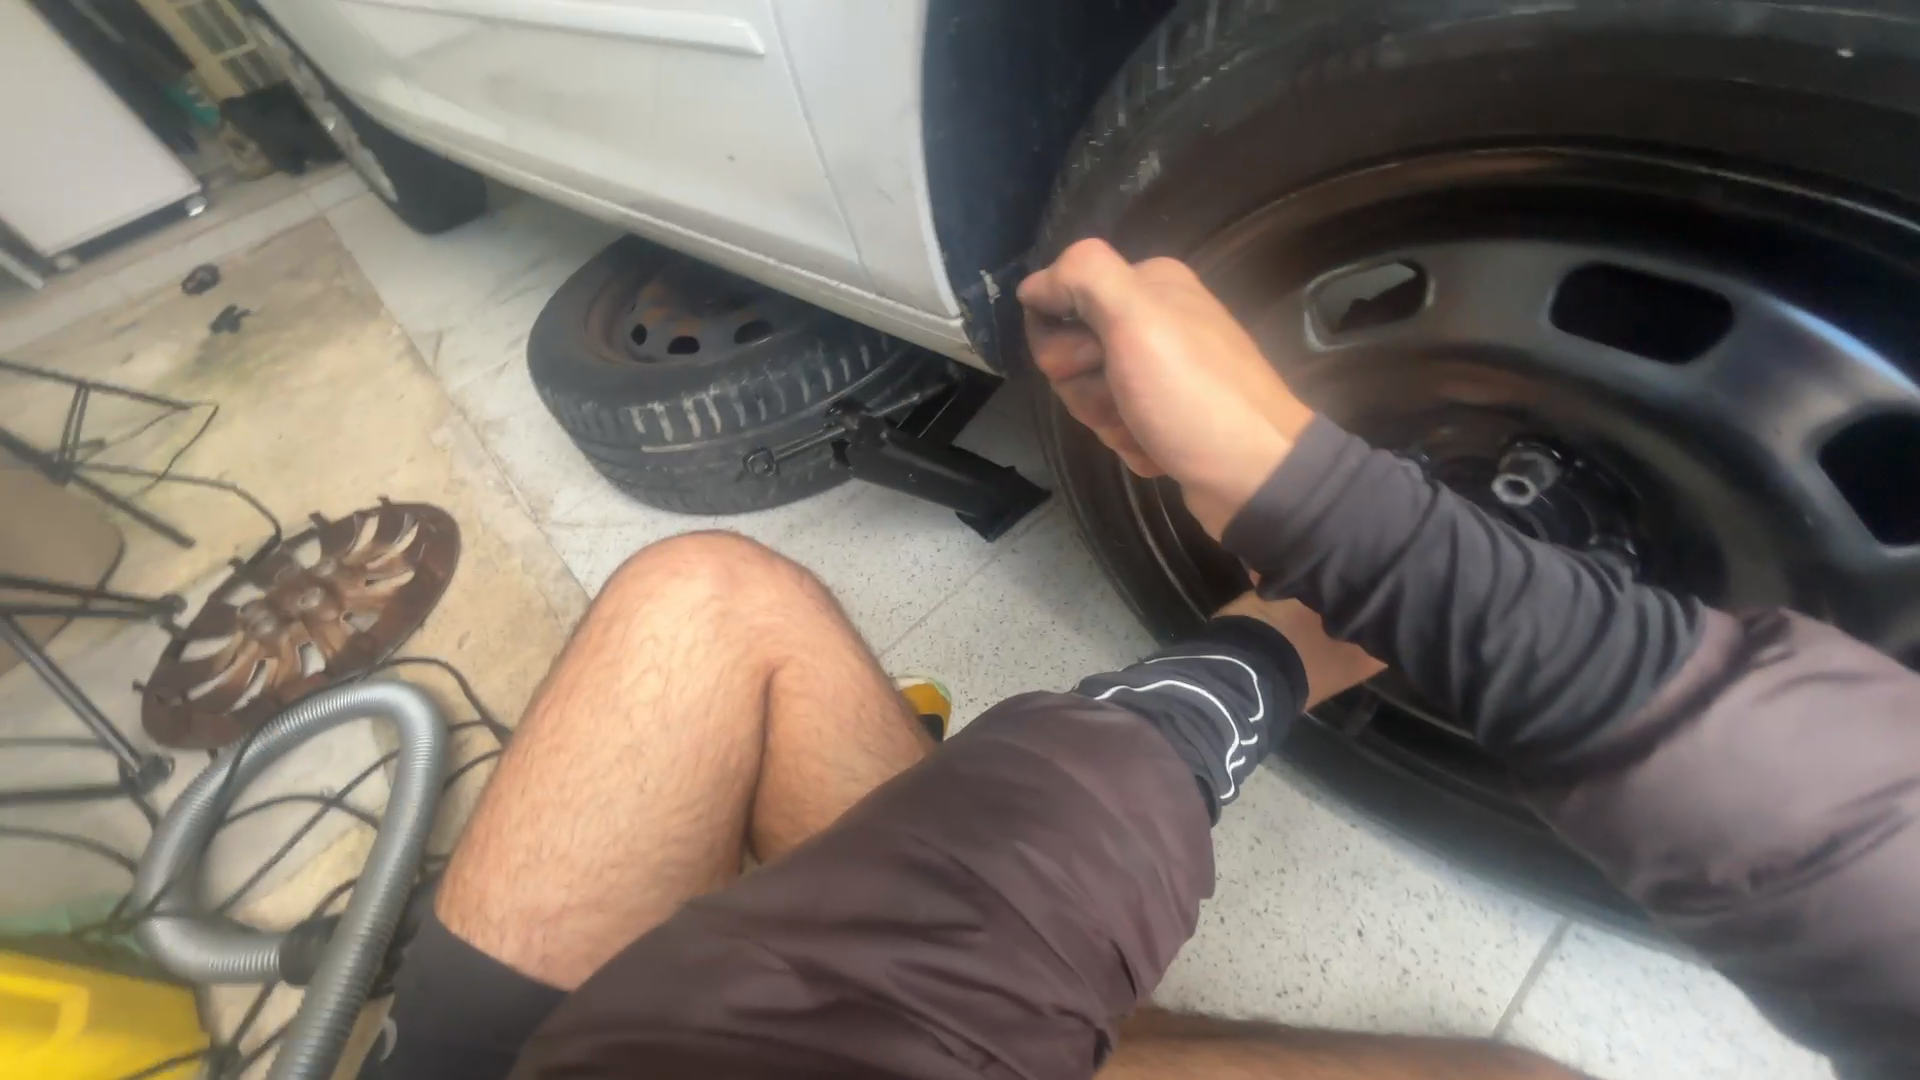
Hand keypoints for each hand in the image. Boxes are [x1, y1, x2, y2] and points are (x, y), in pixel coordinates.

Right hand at [1019, 239, 1316, 536]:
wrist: (1253, 474)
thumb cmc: (1192, 395)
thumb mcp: (1137, 319)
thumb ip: (1084, 277)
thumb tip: (1033, 286)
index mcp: (1147, 284)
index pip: (1058, 303)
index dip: (1062, 342)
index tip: (1096, 359)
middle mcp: (1152, 321)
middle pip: (1070, 355)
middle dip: (1087, 388)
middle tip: (1125, 397)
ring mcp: (1158, 371)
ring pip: (1088, 395)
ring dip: (1108, 420)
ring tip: (1146, 427)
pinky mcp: (1162, 413)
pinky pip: (1114, 425)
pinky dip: (1128, 441)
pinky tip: (1157, 446)